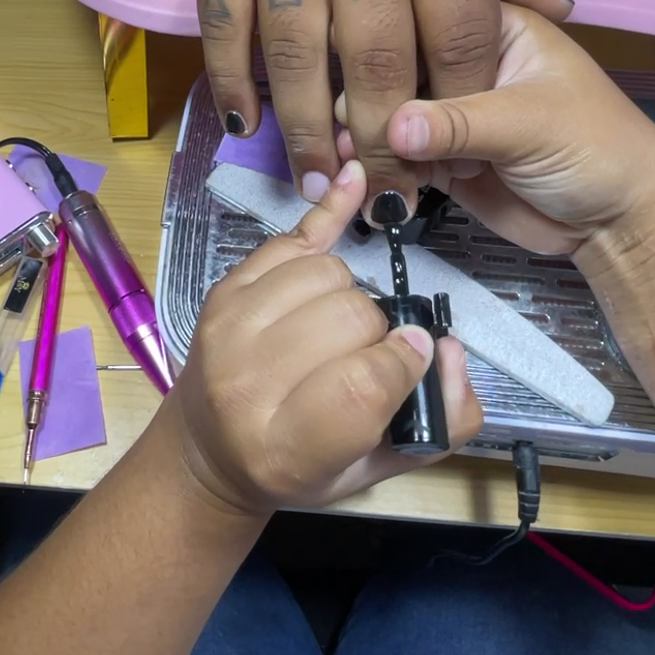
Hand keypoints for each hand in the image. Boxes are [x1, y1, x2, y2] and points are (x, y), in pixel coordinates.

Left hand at [162, 160, 481, 515]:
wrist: (207, 450)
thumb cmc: (295, 470)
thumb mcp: (373, 472)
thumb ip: (436, 423)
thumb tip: (447, 348)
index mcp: (283, 447)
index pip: (360, 385)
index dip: (402, 363)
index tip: (413, 358)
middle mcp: (245, 384)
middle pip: (346, 317)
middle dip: (377, 330)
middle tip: (368, 350)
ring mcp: (228, 329)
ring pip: (325, 274)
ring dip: (350, 292)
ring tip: (341, 321)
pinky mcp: (223, 291)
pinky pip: (287, 239)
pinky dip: (325, 214)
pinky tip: (352, 182)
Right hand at [187, 0, 571, 213]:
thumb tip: (555, 9)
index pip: (459, 29)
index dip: (460, 99)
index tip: (453, 145)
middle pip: (376, 61)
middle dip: (385, 141)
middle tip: (387, 196)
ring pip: (295, 59)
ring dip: (307, 134)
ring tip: (320, 184)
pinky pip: (225, 31)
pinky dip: (232, 85)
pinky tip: (246, 126)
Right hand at [383, 4, 654, 257]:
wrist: (616, 224)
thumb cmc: (595, 149)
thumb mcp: (529, 124)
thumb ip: (458, 124)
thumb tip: (391, 128)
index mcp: (487, 27)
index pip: (419, 21)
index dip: (386, 46)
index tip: (359, 77)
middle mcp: (456, 62)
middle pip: (391, 69)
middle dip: (370, 101)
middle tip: (357, 132)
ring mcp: (442, 112)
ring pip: (384, 115)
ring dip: (367, 138)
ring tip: (357, 160)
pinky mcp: (434, 157)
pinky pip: (392, 157)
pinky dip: (377, 168)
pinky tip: (366, 177)